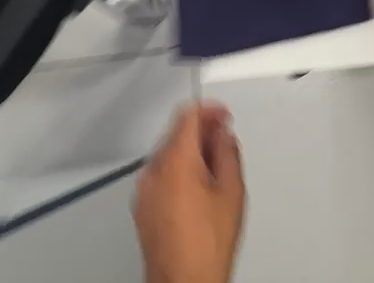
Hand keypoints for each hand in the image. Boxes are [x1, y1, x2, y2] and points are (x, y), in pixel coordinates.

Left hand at [134, 103, 245, 282]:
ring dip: (190, 150)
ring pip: (168, 154)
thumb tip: (223, 136)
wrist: (183, 282)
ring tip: (215, 165)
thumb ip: (228, 153)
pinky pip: (160, 175)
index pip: (187, 115)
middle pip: (176, 133)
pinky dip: (178, 170)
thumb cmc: (208, 242)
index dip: (209, 109)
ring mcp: (144, 191)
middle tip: (224, 138)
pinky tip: (197, 185)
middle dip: (201, 131)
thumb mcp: (232, 190)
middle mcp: (153, 171)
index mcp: (176, 161)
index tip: (224, 115)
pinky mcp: (142, 208)